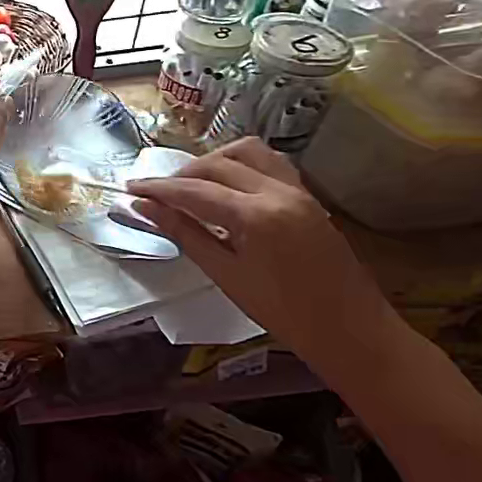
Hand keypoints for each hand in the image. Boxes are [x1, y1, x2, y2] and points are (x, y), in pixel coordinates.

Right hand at [126, 138, 391, 355]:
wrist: (351, 331)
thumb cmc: (284, 314)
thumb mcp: (227, 276)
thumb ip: (186, 235)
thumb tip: (145, 209)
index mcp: (256, 215)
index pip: (195, 189)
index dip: (158, 188)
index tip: (130, 188)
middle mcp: (277, 190)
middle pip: (218, 163)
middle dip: (182, 173)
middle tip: (156, 193)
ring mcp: (297, 189)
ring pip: (246, 151)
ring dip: (213, 160)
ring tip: (192, 184)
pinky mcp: (308, 194)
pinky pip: (269, 162)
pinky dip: (241, 163)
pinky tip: (229, 184)